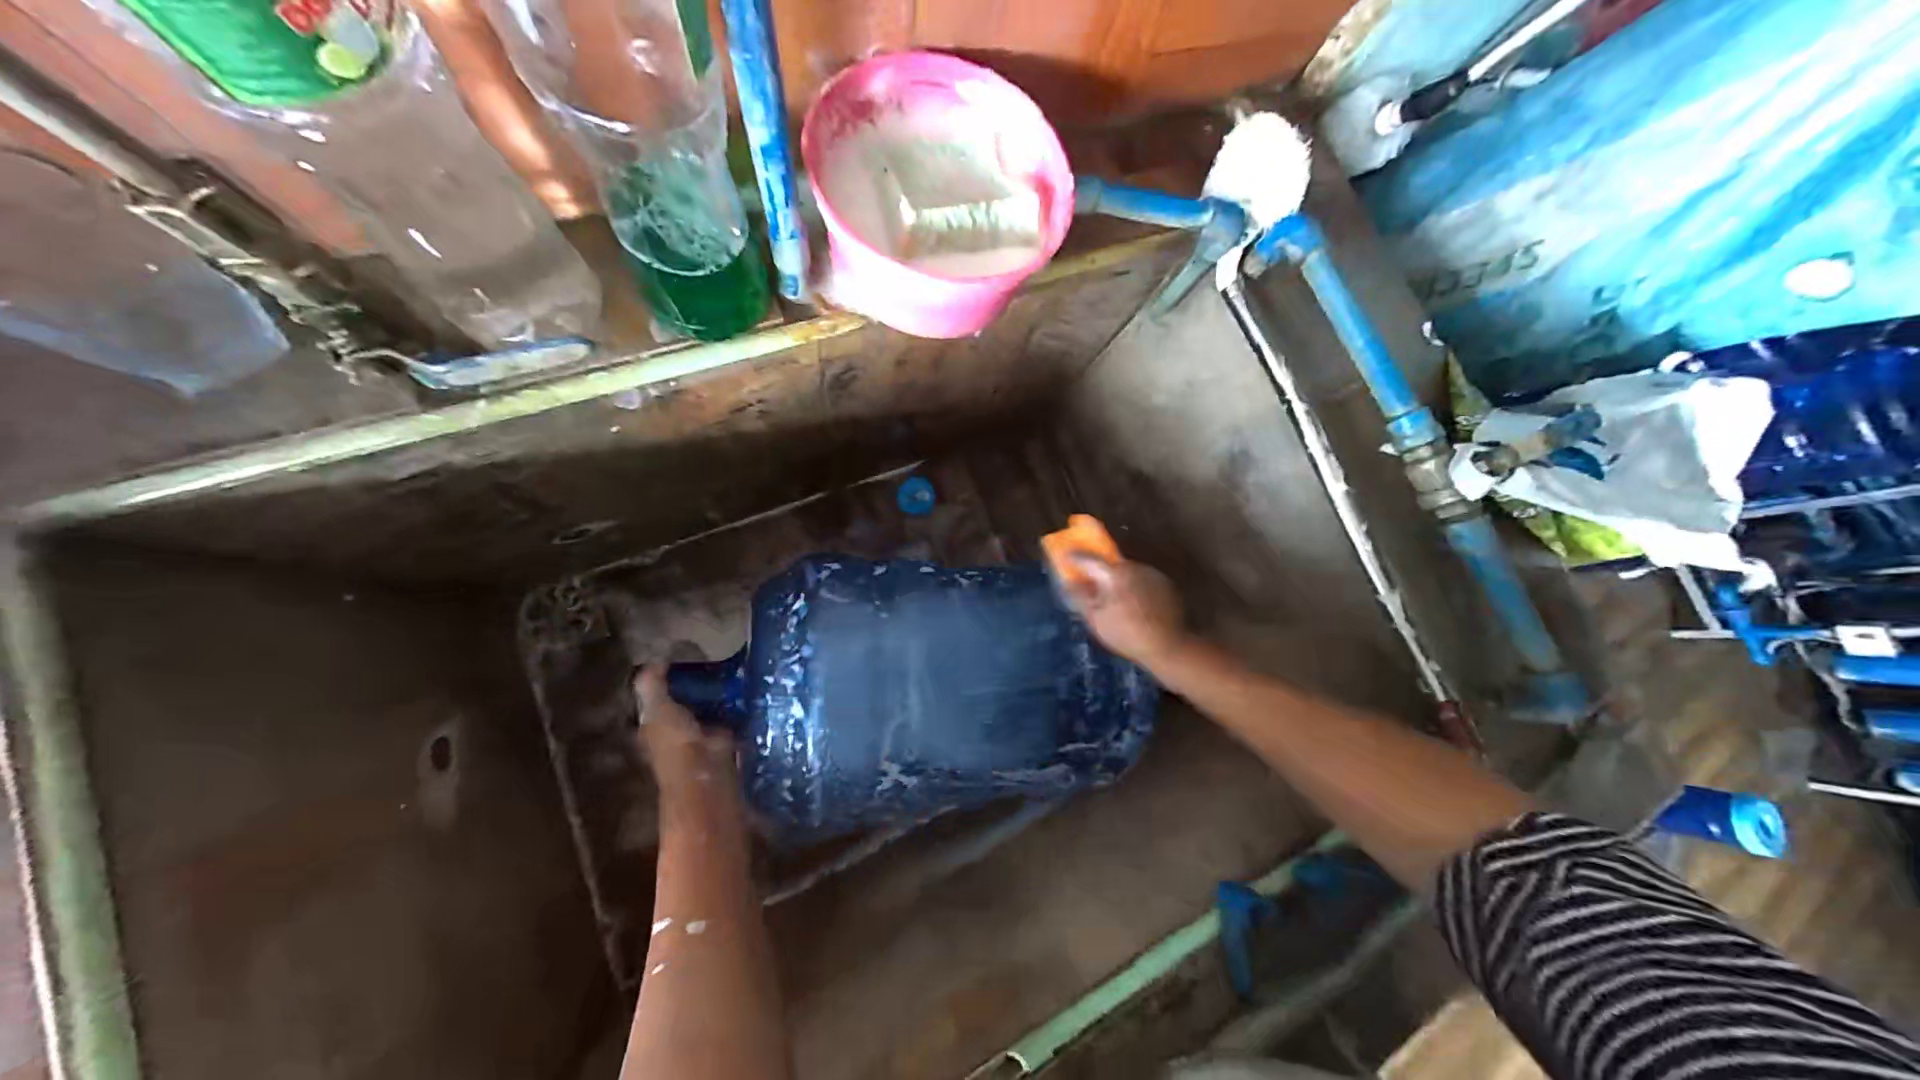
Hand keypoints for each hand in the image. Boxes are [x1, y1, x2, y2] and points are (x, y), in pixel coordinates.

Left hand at [634, 664, 735, 794]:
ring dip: (721, 690)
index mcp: (655, 722)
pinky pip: (732, 713)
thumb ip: (653, 684)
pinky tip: (747, 683)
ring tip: (735, 664)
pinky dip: (739, 702)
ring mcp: (703, 731)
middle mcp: (678, 727)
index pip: (661, 695)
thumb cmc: (673, 739)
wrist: (704, 769)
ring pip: (711, 704)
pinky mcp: (727, 735)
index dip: (671, 676)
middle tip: (716, 657)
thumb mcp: (656, 707)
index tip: (686, 655)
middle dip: (700, 682)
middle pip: (688, 699)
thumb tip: (656, 658)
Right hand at [1059, 557, 1189, 669]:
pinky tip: (1135, 607)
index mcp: (1114, 573)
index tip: (1065, 555)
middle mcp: (1135, 567)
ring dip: (1119, 581)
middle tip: (1090, 585)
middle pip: (1110, 565)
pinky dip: (1135, 589)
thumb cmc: (1126, 634)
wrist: (1169, 646)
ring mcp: (1153, 575)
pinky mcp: (1167, 585)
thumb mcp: (1095, 619)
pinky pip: (1143, 582)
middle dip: (1099, 573)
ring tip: (1114, 601)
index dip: (1074, 556)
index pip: (1089, 558)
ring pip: (1128, 573)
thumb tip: (1068, 583)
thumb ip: (1079, 597)